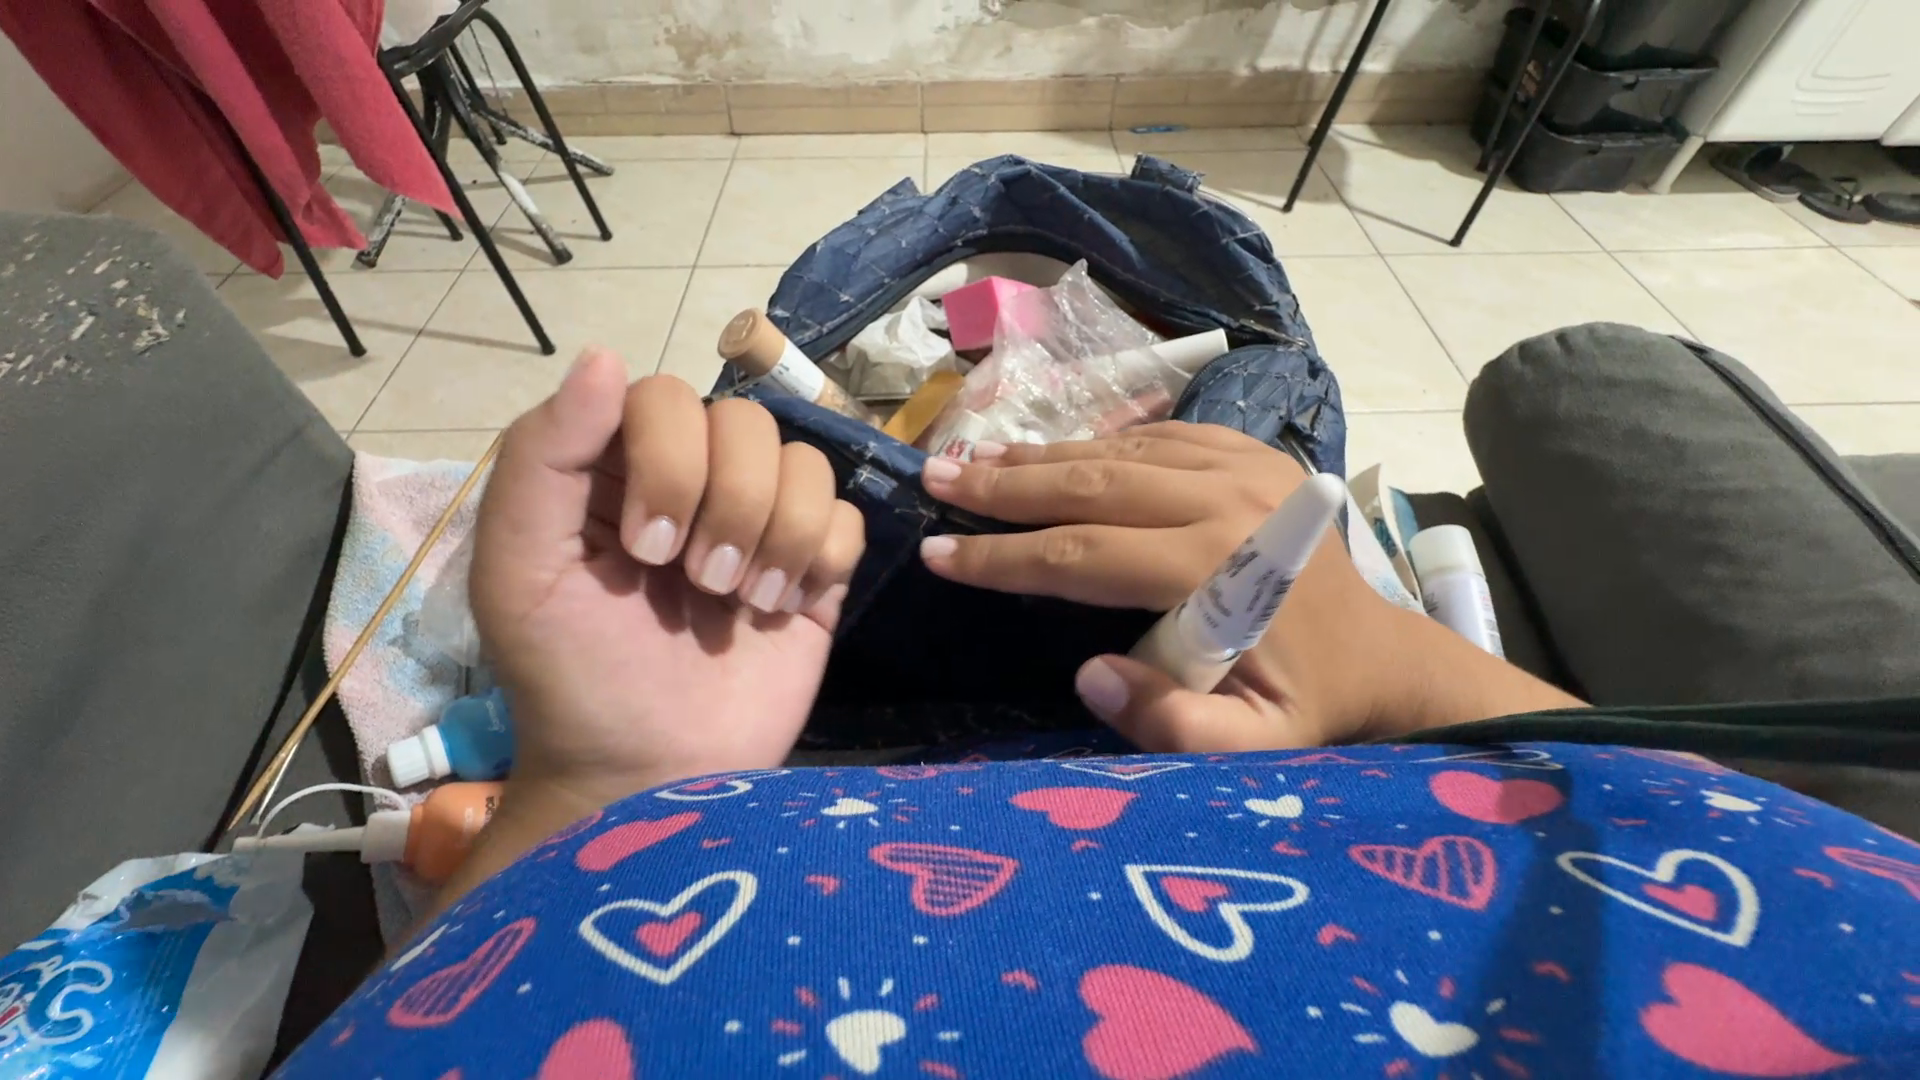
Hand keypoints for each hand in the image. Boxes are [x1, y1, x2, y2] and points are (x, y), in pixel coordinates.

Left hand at [469, 352, 864, 808]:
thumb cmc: (577, 680)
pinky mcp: (816, 568)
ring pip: (807, 464)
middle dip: (732, 506)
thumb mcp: (522, 574)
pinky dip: (822, 557)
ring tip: (747, 603)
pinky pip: (847, 519)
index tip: (647, 553)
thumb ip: (543, 459)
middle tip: (701, 584)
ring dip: (780, 536)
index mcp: (621, 472)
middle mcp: (699, 483)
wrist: (657, 773)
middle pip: (750, 423)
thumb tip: (605, 356)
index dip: (671, 461)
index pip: (667, 397)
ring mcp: (764, 524)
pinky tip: (789, 605)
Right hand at [917, 424, 1580, 750]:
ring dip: (1036, 457)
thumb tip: (1087, 672)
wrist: (1386, 658)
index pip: (1083, 556)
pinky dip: (1090, 443)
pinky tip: (1047, 453)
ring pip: (1114, 450)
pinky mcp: (1246, 451)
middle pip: (1089, 483)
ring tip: (970, 458)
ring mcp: (1240, 463)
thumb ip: (1172, 724)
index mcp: (1222, 568)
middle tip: (933, 479)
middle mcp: (1227, 498)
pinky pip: (1151, 435)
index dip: (1002, 558)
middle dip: (1001, 486)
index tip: (936, 555)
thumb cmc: (1313, 705)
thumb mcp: (1255, 748)